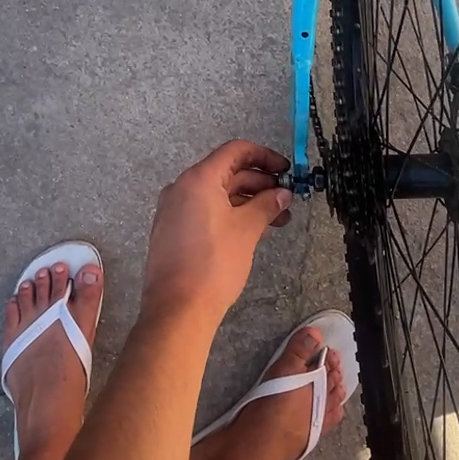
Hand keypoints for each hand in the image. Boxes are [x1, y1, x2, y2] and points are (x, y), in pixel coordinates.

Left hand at [141, 140, 293, 325]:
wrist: (177, 308)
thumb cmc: (214, 264)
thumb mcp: (247, 229)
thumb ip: (267, 205)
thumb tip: (282, 194)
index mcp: (199, 178)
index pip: (235, 151)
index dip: (264, 156)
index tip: (286, 170)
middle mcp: (182, 187)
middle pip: (226, 172)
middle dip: (259, 183)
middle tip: (286, 198)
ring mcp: (174, 208)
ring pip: (217, 193)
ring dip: (247, 200)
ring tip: (276, 218)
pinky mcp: (172, 229)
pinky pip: (205, 209)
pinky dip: (229, 212)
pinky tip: (251, 228)